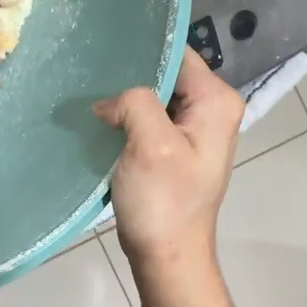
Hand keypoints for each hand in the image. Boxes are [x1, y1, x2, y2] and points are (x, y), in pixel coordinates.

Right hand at [93, 48, 241, 275]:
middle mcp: (210, 110)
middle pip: (164, 75)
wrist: (166, 254)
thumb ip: (135, 104)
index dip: (143, 52)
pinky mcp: (170, 149)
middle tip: (89, 79)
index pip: (179, 55)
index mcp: (217, 102)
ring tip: (89, 100)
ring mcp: (191, 131)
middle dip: (129, 77)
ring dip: (123, 101)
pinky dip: (123, 120)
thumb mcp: (151, 145)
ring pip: (151, 98)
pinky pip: (145, 120)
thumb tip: (108, 102)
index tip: (103, 55)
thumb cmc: (164, 202)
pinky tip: (99, 124)